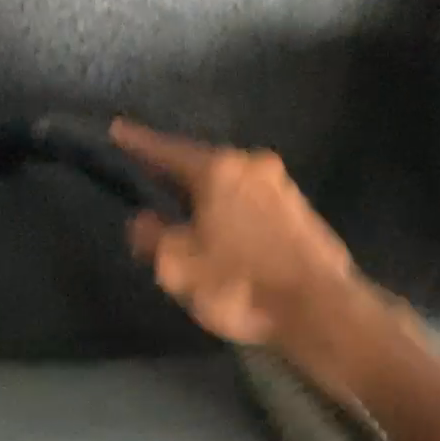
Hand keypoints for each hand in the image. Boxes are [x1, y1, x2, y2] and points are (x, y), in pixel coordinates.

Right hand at [111, 119, 369, 351]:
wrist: (323, 312)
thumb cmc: (240, 282)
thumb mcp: (178, 264)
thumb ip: (151, 236)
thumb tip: (143, 220)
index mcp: (216, 170)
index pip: (165, 149)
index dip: (137, 142)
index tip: (116, 128)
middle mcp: (250, 166)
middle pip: (199, 162)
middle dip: (172, 170)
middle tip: (145, 172)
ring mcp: (280, 186)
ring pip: (226, 181)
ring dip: (202, 192)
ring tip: (179, 204)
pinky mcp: (299, 211)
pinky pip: (247, 199)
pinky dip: (226, 207)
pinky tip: (218, 226)